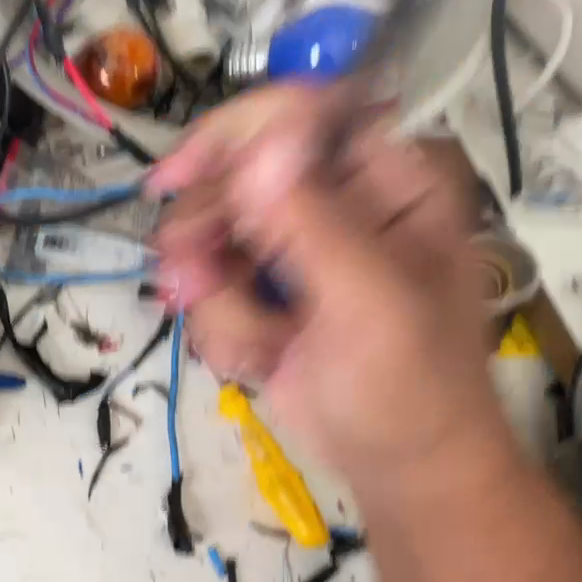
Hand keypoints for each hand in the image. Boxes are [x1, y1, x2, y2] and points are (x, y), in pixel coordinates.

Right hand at [149, 85, 514, 495]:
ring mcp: (290, 253)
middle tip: (194, 285)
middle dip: (208, 242)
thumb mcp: (368, 302)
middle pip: (233, 182)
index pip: (303, 118)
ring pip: (206, 243)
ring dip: (215, 300)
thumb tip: (266, 146)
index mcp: (387, 186)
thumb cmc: (408, 386)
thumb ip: (315, 224)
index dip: (236, 136)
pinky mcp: (259, 295)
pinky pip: (206, 291)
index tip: (174, 178)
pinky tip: (259, 357)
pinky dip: (219, 330)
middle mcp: (333, 206)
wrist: (395, 462)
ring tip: (252, 343)